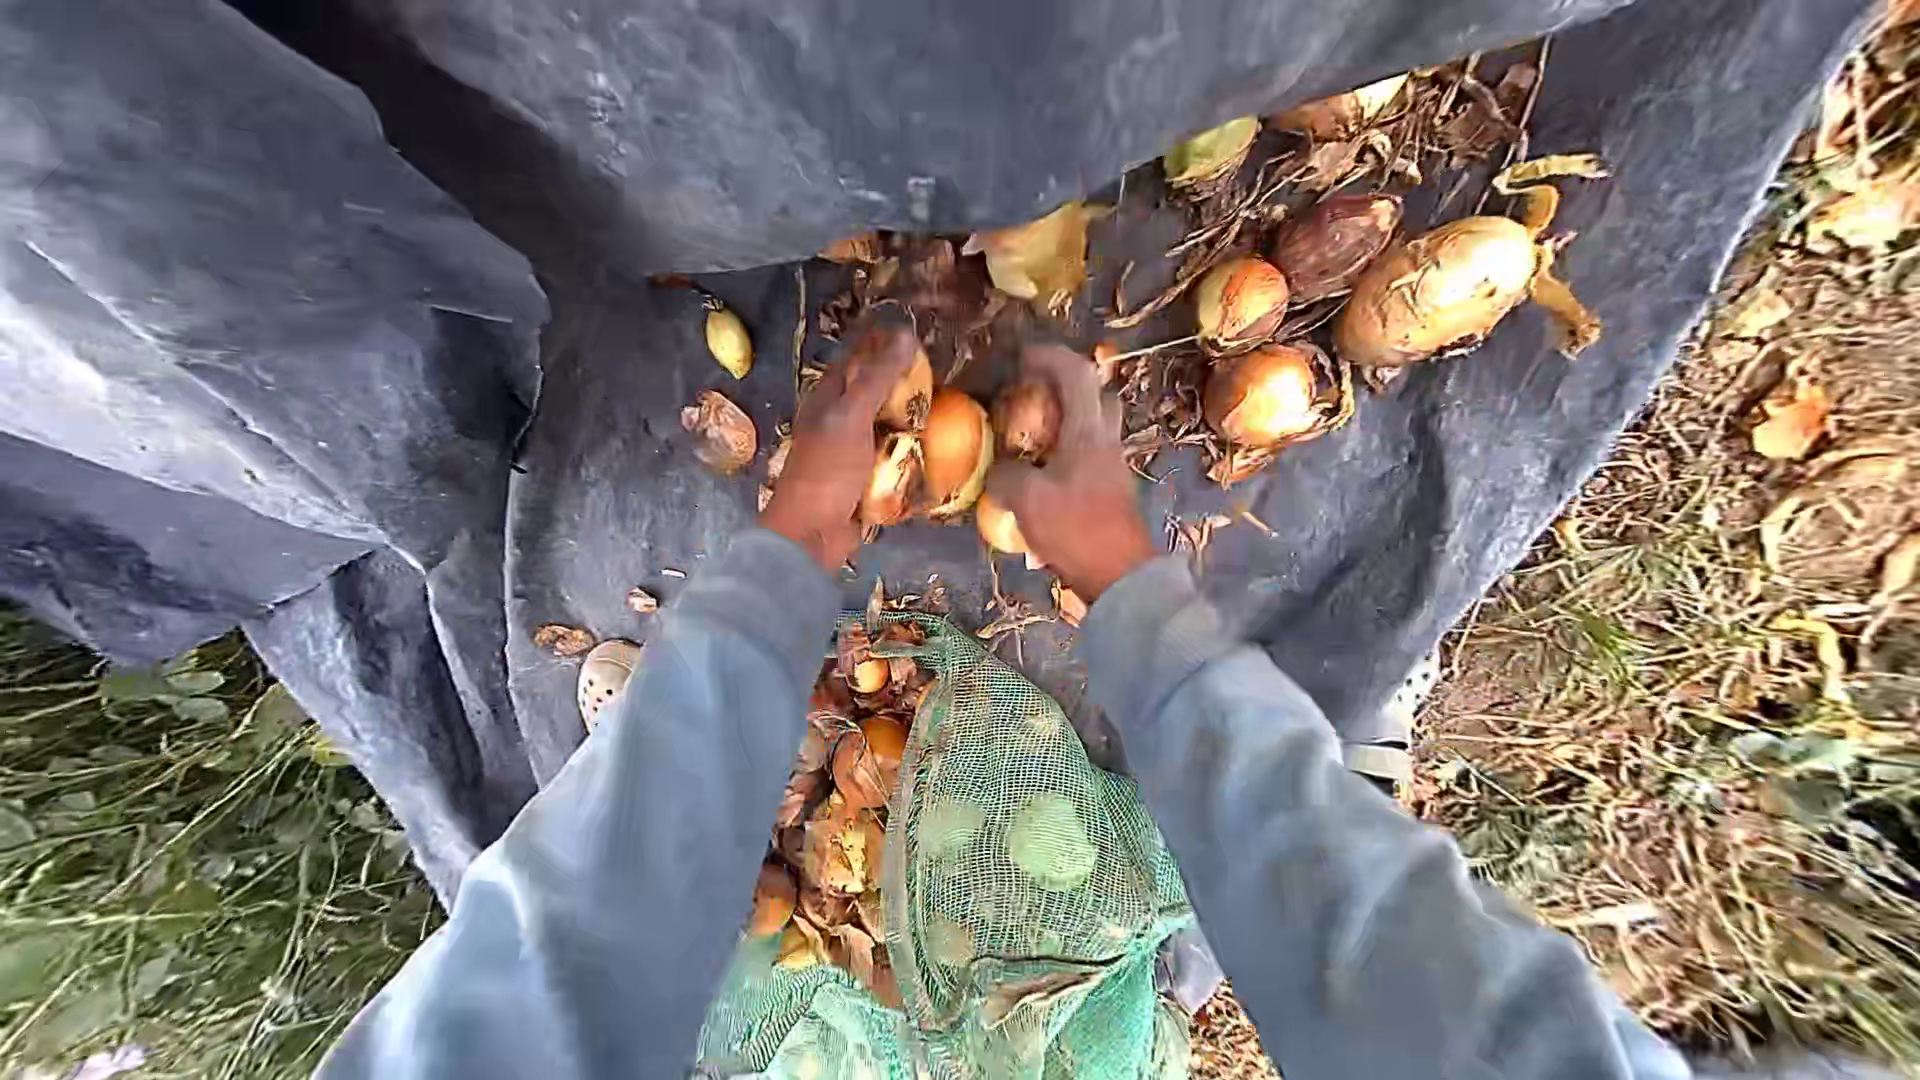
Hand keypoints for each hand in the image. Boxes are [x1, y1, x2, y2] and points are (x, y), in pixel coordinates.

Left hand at [760, 316, 917, 570]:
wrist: (812, 533)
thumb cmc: (827, 471)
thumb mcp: (850, 418)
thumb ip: (876, 379)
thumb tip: (906, 336)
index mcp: (827, 399)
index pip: (857, 359)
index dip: (883, 345)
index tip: (919, 338)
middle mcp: (838, 421)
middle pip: (874, 393)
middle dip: (904, 385)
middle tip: (941, 377)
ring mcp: (851, 452)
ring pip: (885, 426)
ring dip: (910, 420)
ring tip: (945, 410)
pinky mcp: (864, 479)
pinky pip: (891, 458)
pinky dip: (909, 453)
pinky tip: (934, 450)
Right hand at [987, 344, 1155, 598]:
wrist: (1120, 577)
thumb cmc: (1075, 530)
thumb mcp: (1027, 500)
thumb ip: (1006, 476)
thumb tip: (998, 470)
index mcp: (1088, 433)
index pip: (1076, 375)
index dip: (1049, 356)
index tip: (1022, 356)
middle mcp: (1106, 442)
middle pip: (1094, 396)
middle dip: (1064, 386)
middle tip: (1032, 396)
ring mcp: (1113, 467)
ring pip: (1093, 427)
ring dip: (1066, 421)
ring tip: (1033, 435)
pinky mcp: (1112, 491)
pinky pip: (1089, 455)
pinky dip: (1066, 451)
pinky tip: (1044, 472)